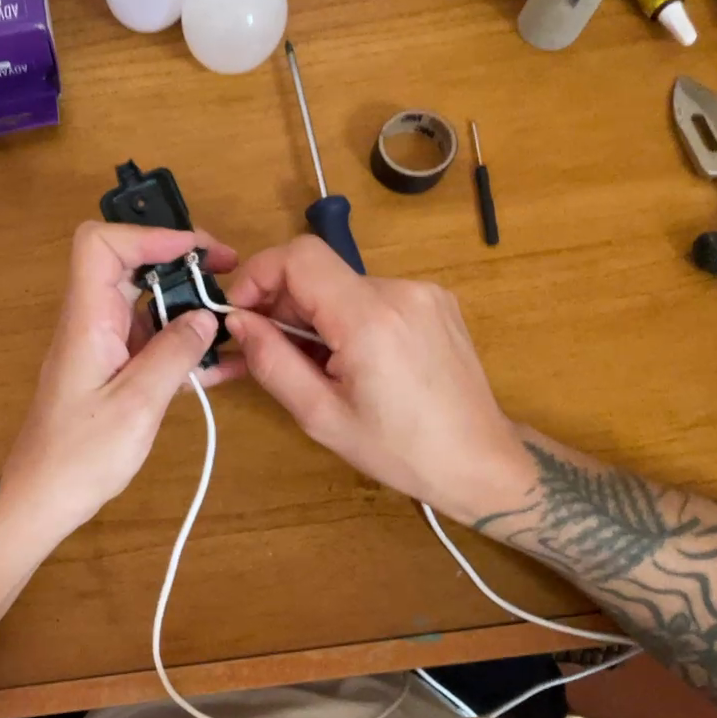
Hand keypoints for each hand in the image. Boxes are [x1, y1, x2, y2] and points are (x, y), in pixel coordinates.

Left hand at [2, 222, 241, 544]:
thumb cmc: (81, 456)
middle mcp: (91, 325)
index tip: (199, 253)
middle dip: (180, 266)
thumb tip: (205, 317)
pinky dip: (182, 348)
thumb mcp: (137, 405)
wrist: (42, 500)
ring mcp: (100, 350)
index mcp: (87, 320)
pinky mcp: (110, 375)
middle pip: (128, 267)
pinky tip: (223, 364)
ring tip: (234, 325)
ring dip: (187, 311)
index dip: (149, 235)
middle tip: (227, 279)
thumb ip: (174, 354)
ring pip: (144, 308)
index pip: (101, 244)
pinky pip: (148, 345)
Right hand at [221, 237, 534, 523]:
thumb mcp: (320, 416)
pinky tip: (346, 361)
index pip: (298, 257)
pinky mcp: (434, 301)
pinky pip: (370, 297)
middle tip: (262, 352)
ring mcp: (422, 292)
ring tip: (308, 366)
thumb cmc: (397, 450)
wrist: (479, 460)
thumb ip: (272, 362)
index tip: (238, 314)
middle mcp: (399, 290)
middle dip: (280, 305)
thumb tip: (238, 321)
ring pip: (341, 286)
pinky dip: (343, 319)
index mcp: (370, 318)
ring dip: (311, 316)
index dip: (257, 276)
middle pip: (318, 272)